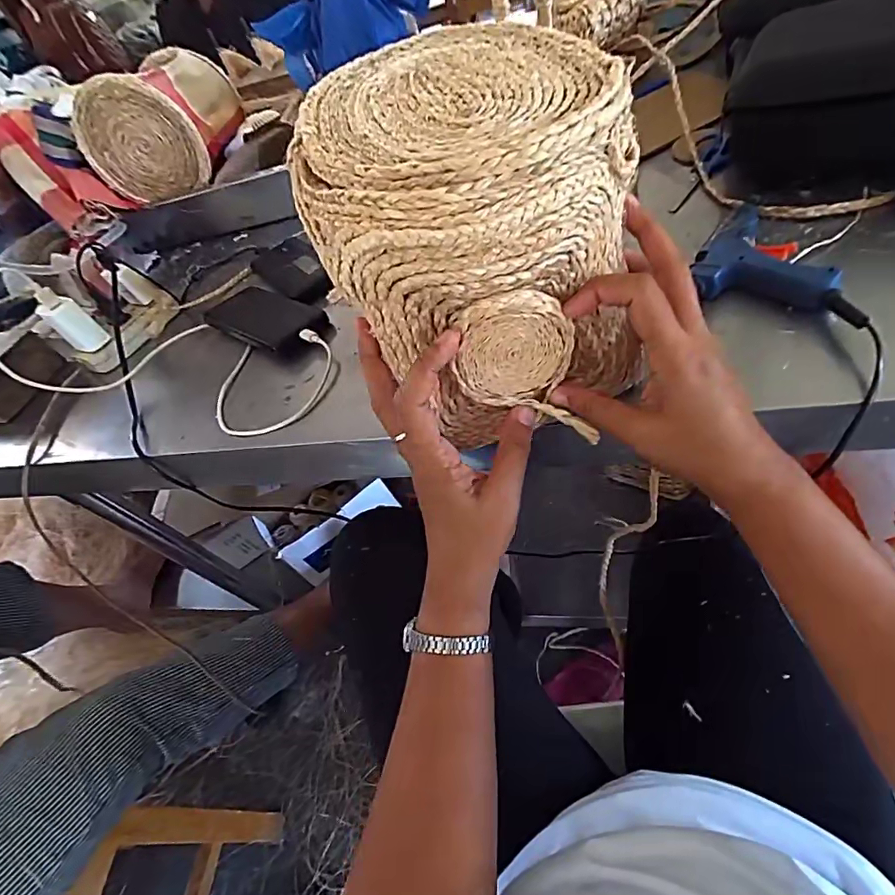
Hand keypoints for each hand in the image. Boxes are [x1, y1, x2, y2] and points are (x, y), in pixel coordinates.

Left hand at [357, 318, 535, 630]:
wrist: (457, 573)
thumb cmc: (476, 541)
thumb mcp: (503, 495)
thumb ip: (513, 449)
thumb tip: (525, 406)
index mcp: (428, 455)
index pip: (415, 399)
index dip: (427, 363)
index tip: (451, 337)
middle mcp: (413, 450)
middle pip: (382, 398)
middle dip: (372, 357)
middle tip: (369, 321)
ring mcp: (416, 454)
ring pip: (389, 406)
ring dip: (383, 370)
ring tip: (384, 337)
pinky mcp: (425, 458)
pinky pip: (407, 415)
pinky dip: (407, 387)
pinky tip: (422, 376)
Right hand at [551, 197, 798, 506]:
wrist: (746, 465)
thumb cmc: (698, 451)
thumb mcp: (640, 433)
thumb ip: (596, 408)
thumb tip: (556, 393)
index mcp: (678, 351)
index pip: (640, 292)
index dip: (600, 290)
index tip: (571, 312)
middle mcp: (694, 334)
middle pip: (674, 267)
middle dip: (649, 231)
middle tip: (623, 206)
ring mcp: (702, 338)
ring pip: (679, 282)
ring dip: (652, 255)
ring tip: (621, 239)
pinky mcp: (702, 349)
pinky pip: (678, 305)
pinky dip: (654, 287)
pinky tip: (632, 298)